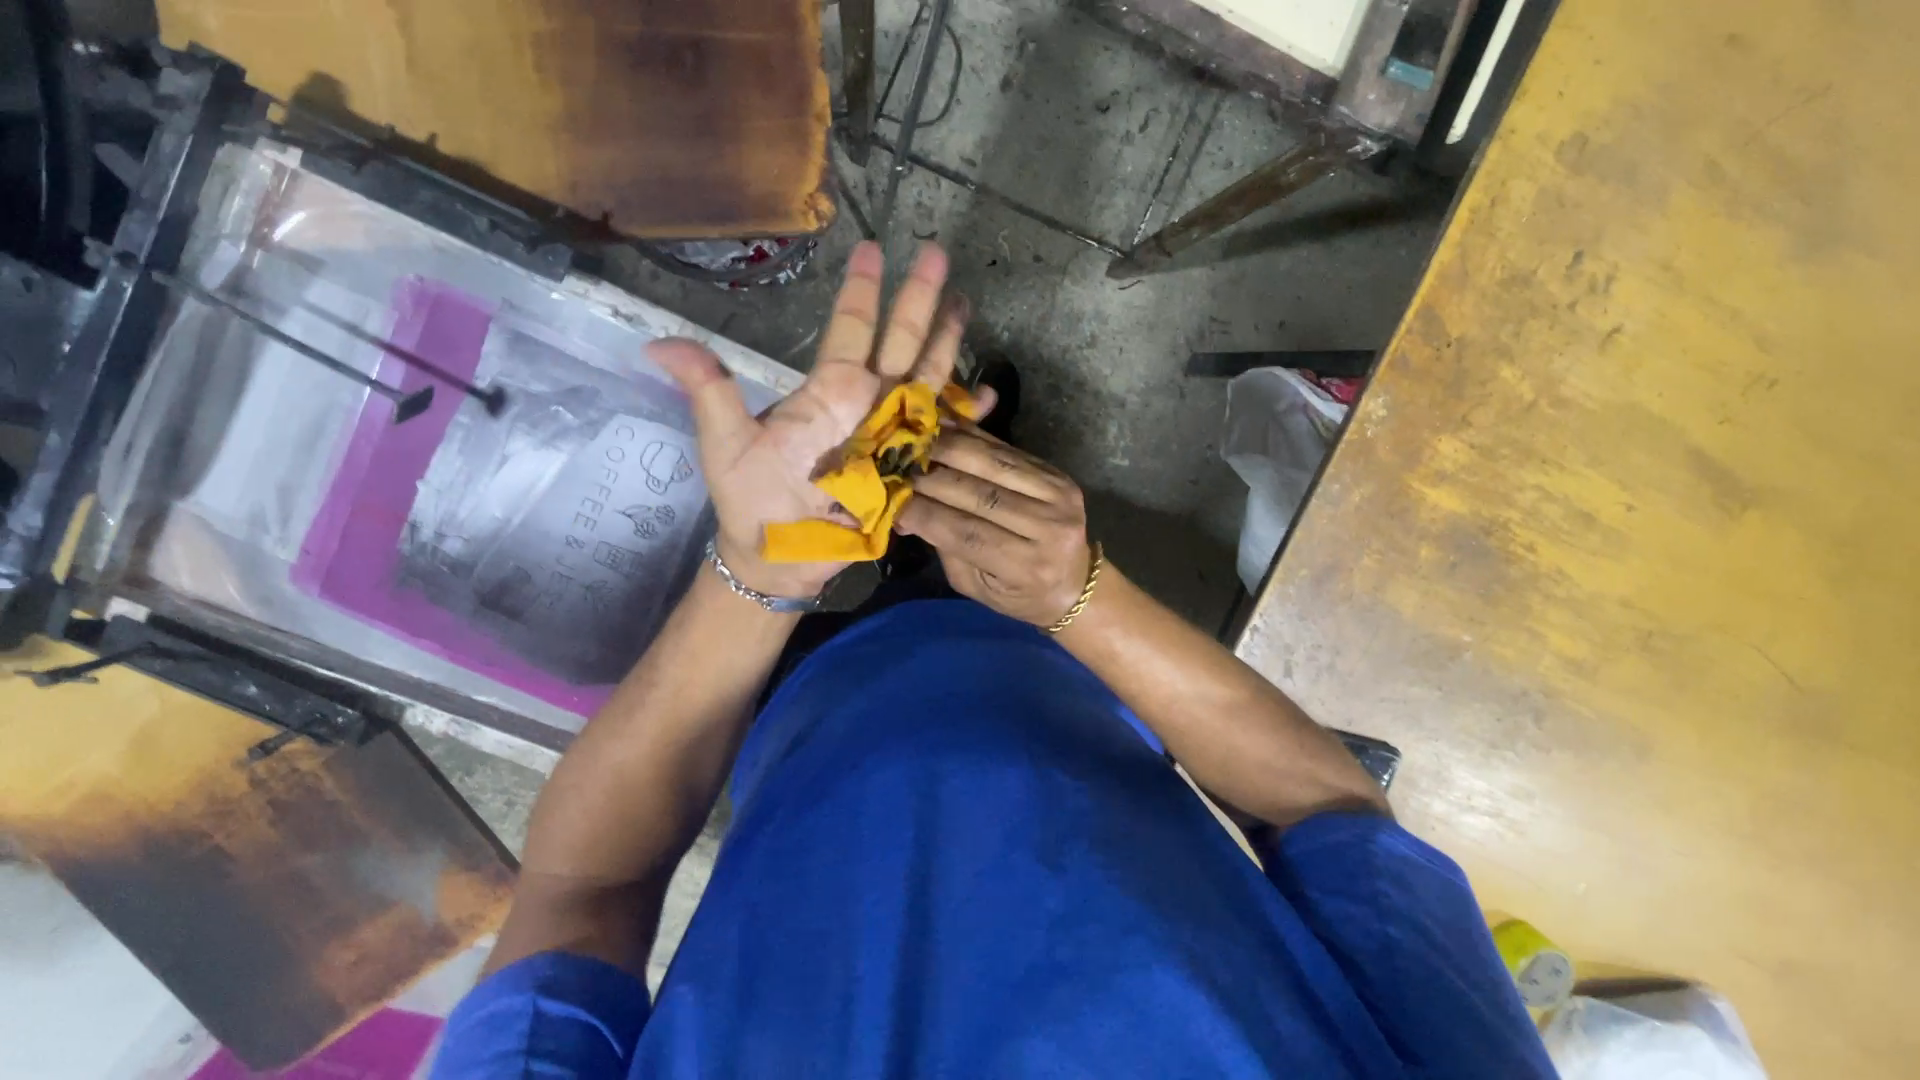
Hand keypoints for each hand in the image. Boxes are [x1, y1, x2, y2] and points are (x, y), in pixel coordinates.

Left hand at [650, 241, 969, 597]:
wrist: (777, 553)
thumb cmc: (749, 498)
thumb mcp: (725, 442)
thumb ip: (709, 390)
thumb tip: (657, 344)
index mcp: (827, 391)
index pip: (850, 329)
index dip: (862, 291)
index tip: (872, 250)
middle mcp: (865, 403)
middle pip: (899, 342)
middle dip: (919, 300)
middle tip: (937, 253)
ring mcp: (890, 434)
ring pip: (926, 378)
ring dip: (947, 343)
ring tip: (964, 303)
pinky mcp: (907, 468)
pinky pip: (941, 437)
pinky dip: (965, 418)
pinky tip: (986, 397)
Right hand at [896, 426, 1093, 627]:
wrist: (1077, 583)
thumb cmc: (1019, 595)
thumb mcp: (976, 586)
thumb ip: (944, 548)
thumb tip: (903, 511)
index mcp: (1027, 567)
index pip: (966, 533)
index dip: (923, 512)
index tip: (889, 499)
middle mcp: (1048, 529)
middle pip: (977, 493)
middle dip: (929, 477)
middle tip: (894, 465)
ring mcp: (1058, 496)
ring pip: (991, 463)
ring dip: (947, 448)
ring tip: (914, 442)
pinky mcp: (1057, 474)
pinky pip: (1007, 450)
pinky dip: (972, 438)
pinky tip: (943, 429)